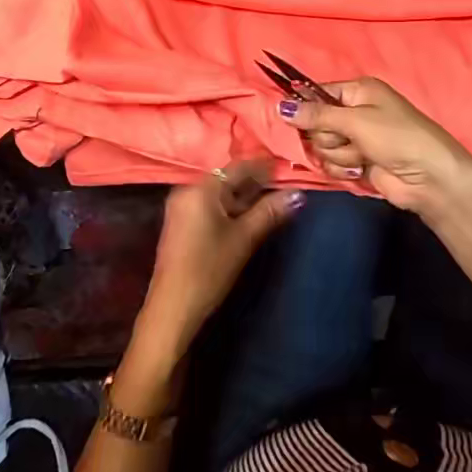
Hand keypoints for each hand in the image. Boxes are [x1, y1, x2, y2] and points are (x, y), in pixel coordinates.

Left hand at [132, 160, 302, 363]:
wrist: (173, 304)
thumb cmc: (209, 269)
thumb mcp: (244, 239)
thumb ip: (270, 212)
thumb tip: (298, 193)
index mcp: (201, 189)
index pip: (238, 168)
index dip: (264, 167)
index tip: (287, 168)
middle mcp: (187, 190)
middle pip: (226, 178)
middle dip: (254, 182)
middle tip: (284, 185)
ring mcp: (181, 206)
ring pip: (218, 192)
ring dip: (242, 196)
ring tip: (271, 201)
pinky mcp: (180, 222)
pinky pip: (208, 204)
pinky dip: (228, 207)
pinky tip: (246, 216)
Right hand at [278, 78, 471, 217]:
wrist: (428, 177)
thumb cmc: (397, 137)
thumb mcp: (356, 120)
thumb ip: (316, 115)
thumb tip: (279, 107)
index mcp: (357, 91)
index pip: (316, 93)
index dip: (304, 107)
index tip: (289, 118)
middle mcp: (353, 112)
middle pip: (314, 123)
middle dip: (327, 136)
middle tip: (346, 139)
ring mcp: (354, 139)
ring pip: (321, 146)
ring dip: (339, 154)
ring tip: (362, 156)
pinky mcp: (354, 162)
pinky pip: (331, 163)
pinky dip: (343, 168)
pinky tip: (362, 169)